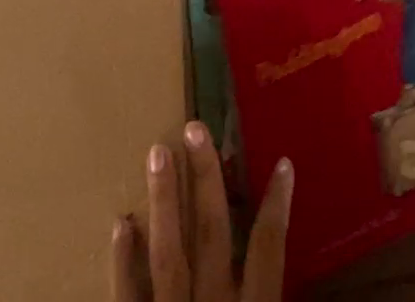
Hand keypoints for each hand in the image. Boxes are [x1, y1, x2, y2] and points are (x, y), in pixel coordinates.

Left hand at [112, 121, 293, 301]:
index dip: (276, 204)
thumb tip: (292, 262)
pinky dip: (123, 258)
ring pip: (167, 251)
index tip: (282, 163)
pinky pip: (127, 292)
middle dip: (204, 178)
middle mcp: (212, 301)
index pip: (267, 247)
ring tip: (157, 152)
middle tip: (194, 129)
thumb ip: (272, 290)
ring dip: (163, 200)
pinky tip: (122, 222)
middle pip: (211, 232)